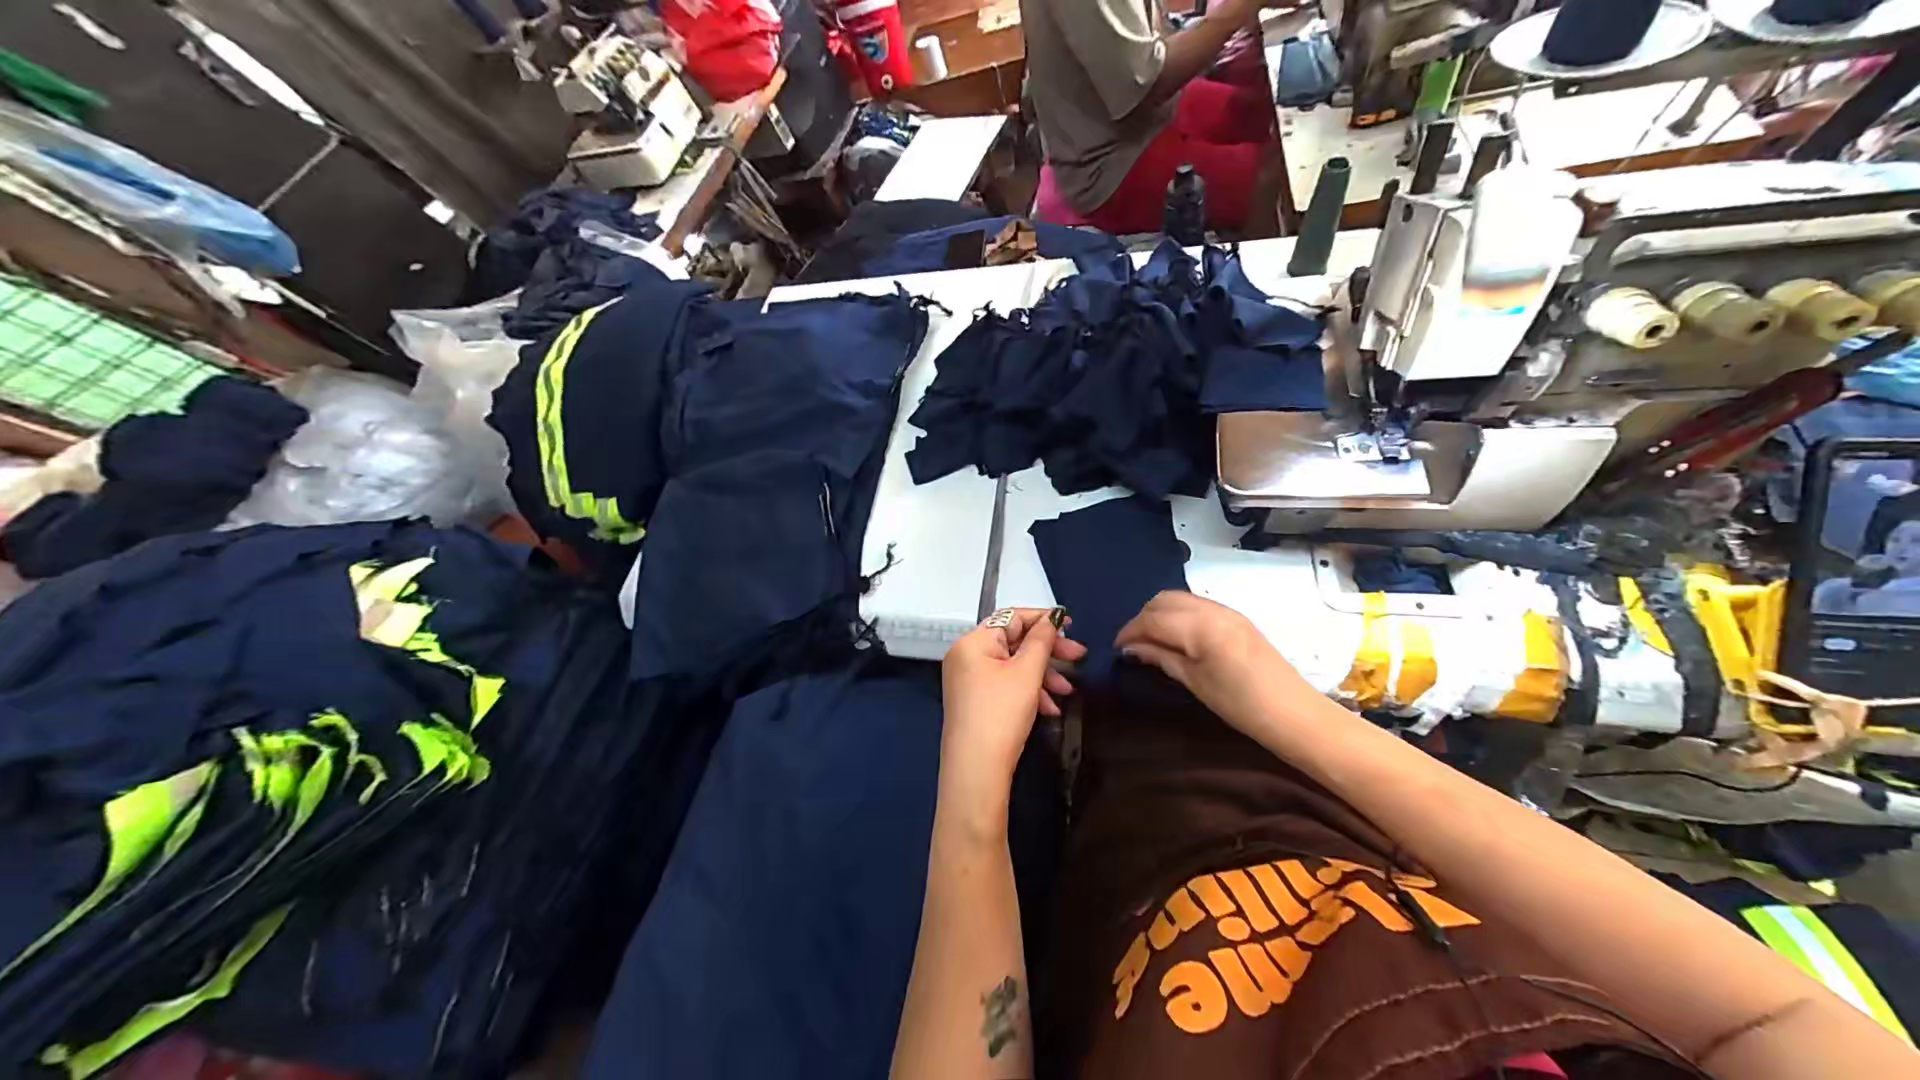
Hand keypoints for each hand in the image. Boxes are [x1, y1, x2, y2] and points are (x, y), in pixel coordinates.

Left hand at [940, 608, 1086, 808]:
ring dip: (1042, 675)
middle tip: (1078, 656)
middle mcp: (966, 656)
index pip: (1011, 617)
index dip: (1043, 619)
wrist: (977, 769)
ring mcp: (968, 679)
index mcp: (973, 642)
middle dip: (1048, 651)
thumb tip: (1051, 618)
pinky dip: (1028, 691)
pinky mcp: (975, 700)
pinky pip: (1005, 684)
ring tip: (1067, 691)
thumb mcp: (1027, 673)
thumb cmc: (1001, 714)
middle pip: (1013, 641)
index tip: (1070, 624)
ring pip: (1013, 666)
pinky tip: (1050, 707)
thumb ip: (1042, 641)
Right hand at [1114, 591, 1319, 738]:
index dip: (1129, 631)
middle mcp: (1213, 609)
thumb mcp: (1194, 682)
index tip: (1116, 649)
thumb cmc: (1241, 705)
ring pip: (1179, 599)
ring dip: (1159, 614)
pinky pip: (1196, 605)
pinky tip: (1175, 637)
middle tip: (1132, 645)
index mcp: (1201, 626)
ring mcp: (1227, 611)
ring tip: (1150, 641)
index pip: (1152, 619)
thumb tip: (1131, 648)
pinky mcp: (1236, 618)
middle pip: (1163, 600)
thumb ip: (1161, 657)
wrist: (1294, 714)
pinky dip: (1178, 615)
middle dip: (1142, 618)